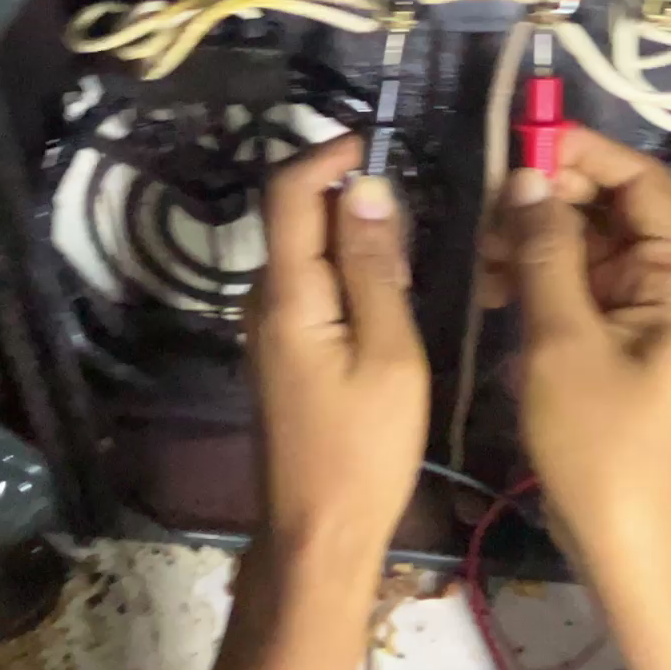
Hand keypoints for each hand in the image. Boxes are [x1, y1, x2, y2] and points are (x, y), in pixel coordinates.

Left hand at [246, 135, 429, 555]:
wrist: (318, 527)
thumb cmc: (364, 446)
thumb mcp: (388, 352)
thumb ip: (372, 267)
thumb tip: (365, 188)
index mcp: (287, 293)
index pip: (287, 194)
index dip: (324, 157)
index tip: (373, 142)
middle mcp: (263, 298)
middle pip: (292, 217)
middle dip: (342, 193)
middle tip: (407, 199)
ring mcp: (265, 323)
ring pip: (301, 250)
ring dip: (344, 230)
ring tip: (405, 240)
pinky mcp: (278, 346)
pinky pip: (305, 283)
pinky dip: (339, 266)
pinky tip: (380, 285)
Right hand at [484, 127, 670, 553]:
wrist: (627, 544)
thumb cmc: (603, 444)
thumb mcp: (564, 340)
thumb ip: (546, 253)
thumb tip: (525, 179)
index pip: (642, 183)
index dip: (585, 152)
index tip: (521, 141)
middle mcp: (667, 285)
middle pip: (610, 210)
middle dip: (547, 200)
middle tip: (487, 208)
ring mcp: (639, 313)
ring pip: (584, 246)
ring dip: (533, 239)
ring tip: (482, 255)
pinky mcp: (611, 338)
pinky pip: (573, 284)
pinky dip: (534, 276)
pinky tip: (493, 287)